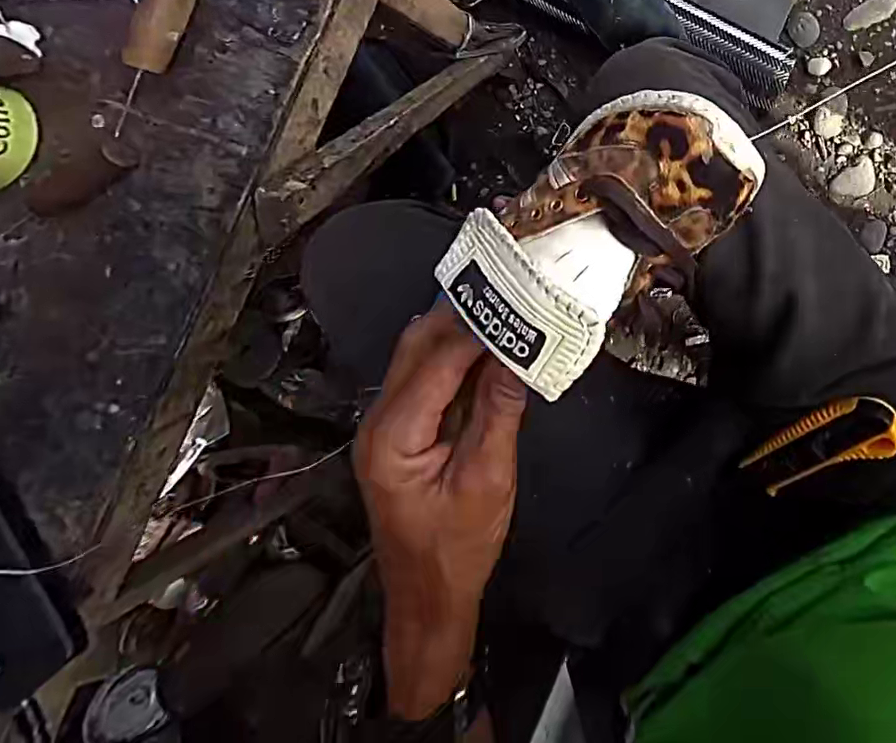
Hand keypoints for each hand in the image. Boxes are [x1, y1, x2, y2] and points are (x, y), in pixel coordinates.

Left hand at [354, 303, 527, 718]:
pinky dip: (455, 358)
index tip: (513, 307)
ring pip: (418, 356)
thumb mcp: (488, 479)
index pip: (437, 362)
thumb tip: (517, 355)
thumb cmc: (457, 548)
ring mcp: (385, 425)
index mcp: (392, 437)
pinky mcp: (400, 431)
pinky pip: (426, 378)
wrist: (428, 597)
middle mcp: (378, 422)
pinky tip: (485, 350)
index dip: (476, 331)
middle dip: (460, 318)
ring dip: (457, 333)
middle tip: (506, 297)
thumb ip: (499, 411)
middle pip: (416, 347)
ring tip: (500, 315)